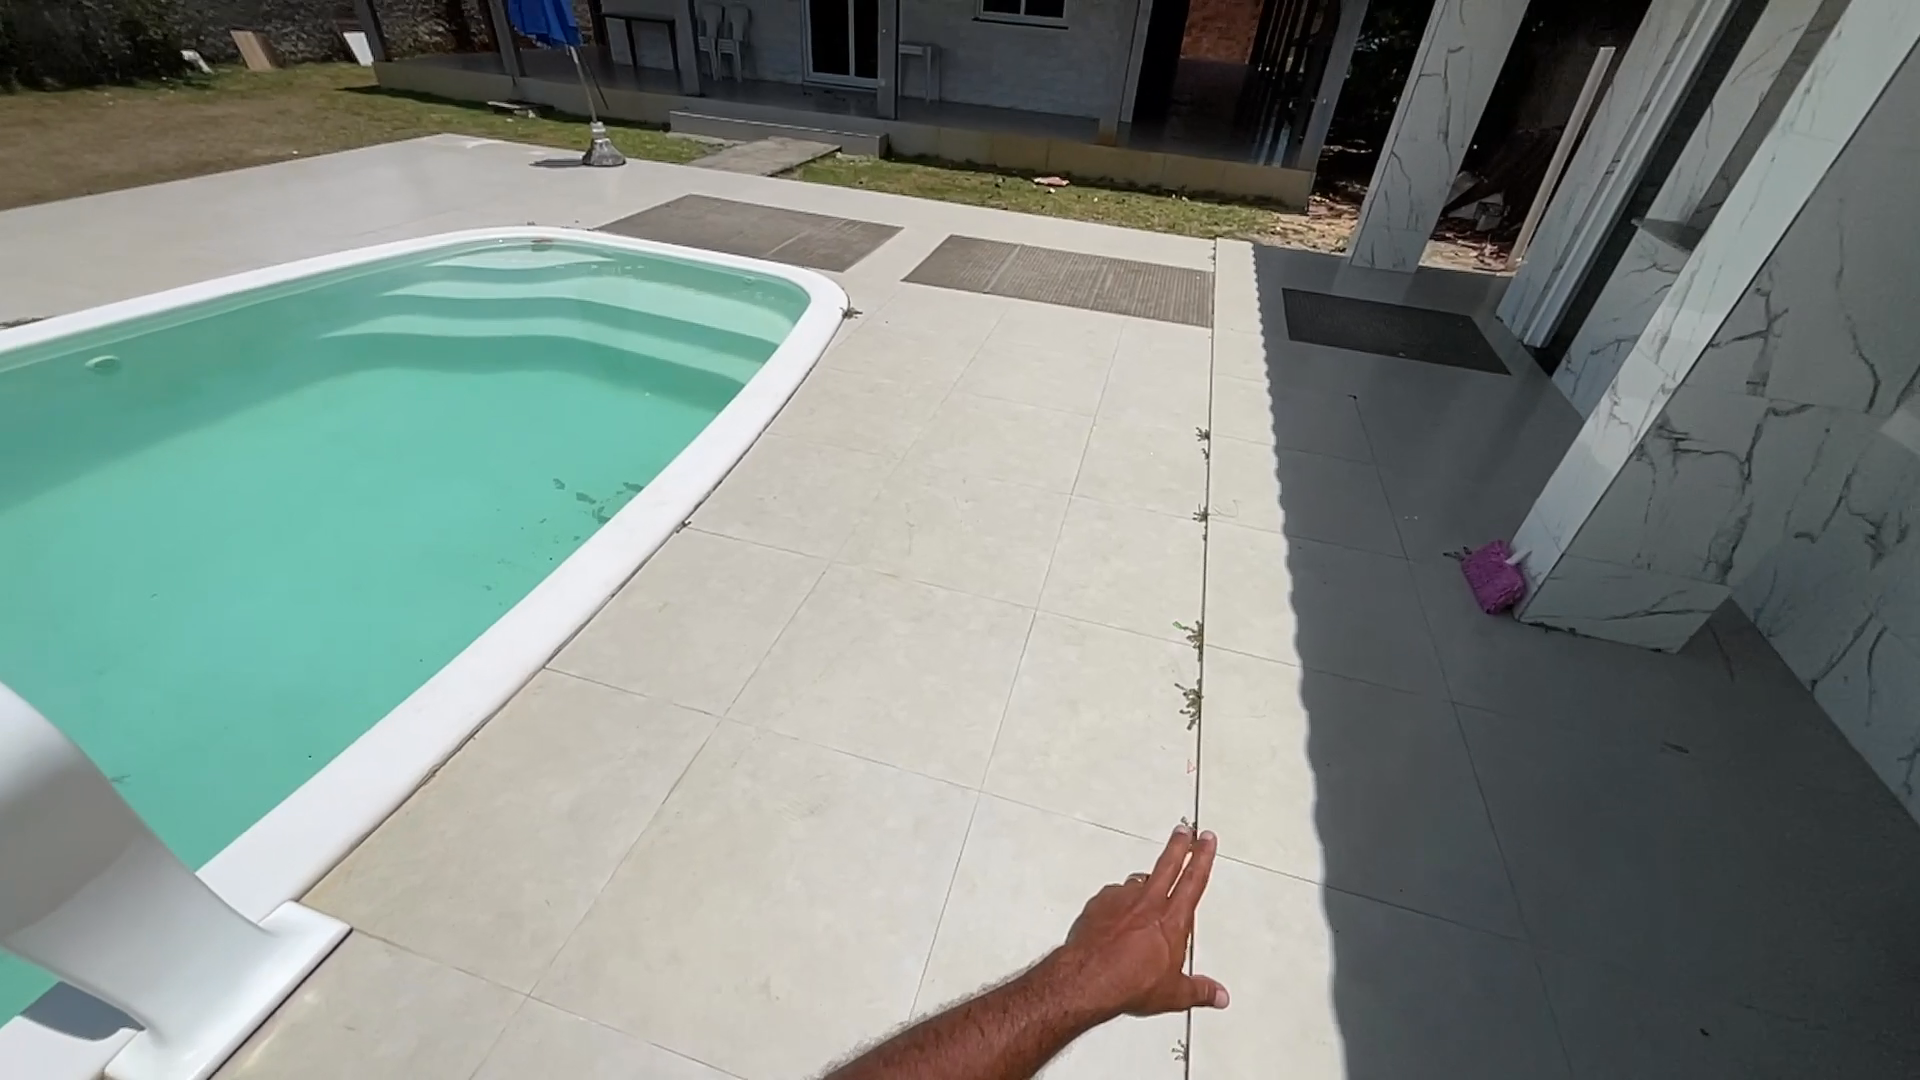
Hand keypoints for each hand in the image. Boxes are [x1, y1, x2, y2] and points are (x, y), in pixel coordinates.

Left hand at [1046, 825, 1228, 1019]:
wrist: (1089, 978)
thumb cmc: (1131, 983)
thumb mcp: (1174, 993)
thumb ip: (1199, 990)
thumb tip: (1219, 996)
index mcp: (1171, 920)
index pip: (1193, 881)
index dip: (1202, 857)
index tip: (1207, 840)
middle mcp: (1147, 903)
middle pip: (1167, 864)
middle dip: (1178, 845)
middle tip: (1184, 831)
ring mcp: (1121, 899)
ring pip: (1138, 882)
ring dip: (1145, 884)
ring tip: (1147, 897)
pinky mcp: (1099, 902)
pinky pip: (1113, 896)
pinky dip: (1119, 903)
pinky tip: (1117, 918)